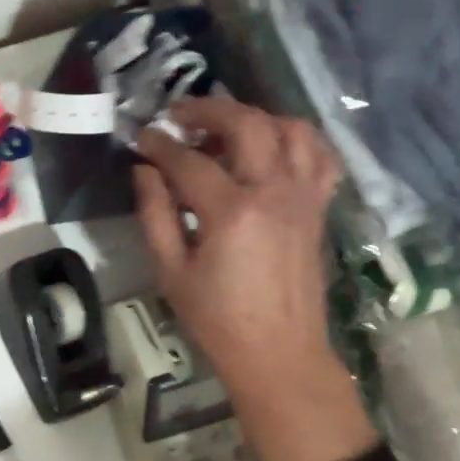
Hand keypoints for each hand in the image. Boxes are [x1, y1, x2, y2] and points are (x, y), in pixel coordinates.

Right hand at [132, 97, 376, 460]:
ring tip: (225, 129)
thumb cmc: (215, 319)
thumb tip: (144, 171)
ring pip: (289, 128)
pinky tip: (272, 148)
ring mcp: (304, 195)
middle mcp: (273, 191)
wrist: (276, 350)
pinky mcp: (318, 205)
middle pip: (246, 124)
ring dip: (255, 117)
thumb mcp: (171, 272)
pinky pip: (318, 154)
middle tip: (180, 114)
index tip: (141, 138)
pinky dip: (296, 139)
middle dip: (209, 110)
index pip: (189, 161)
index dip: (160, 145)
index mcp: (231, 212)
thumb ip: (156, 215)